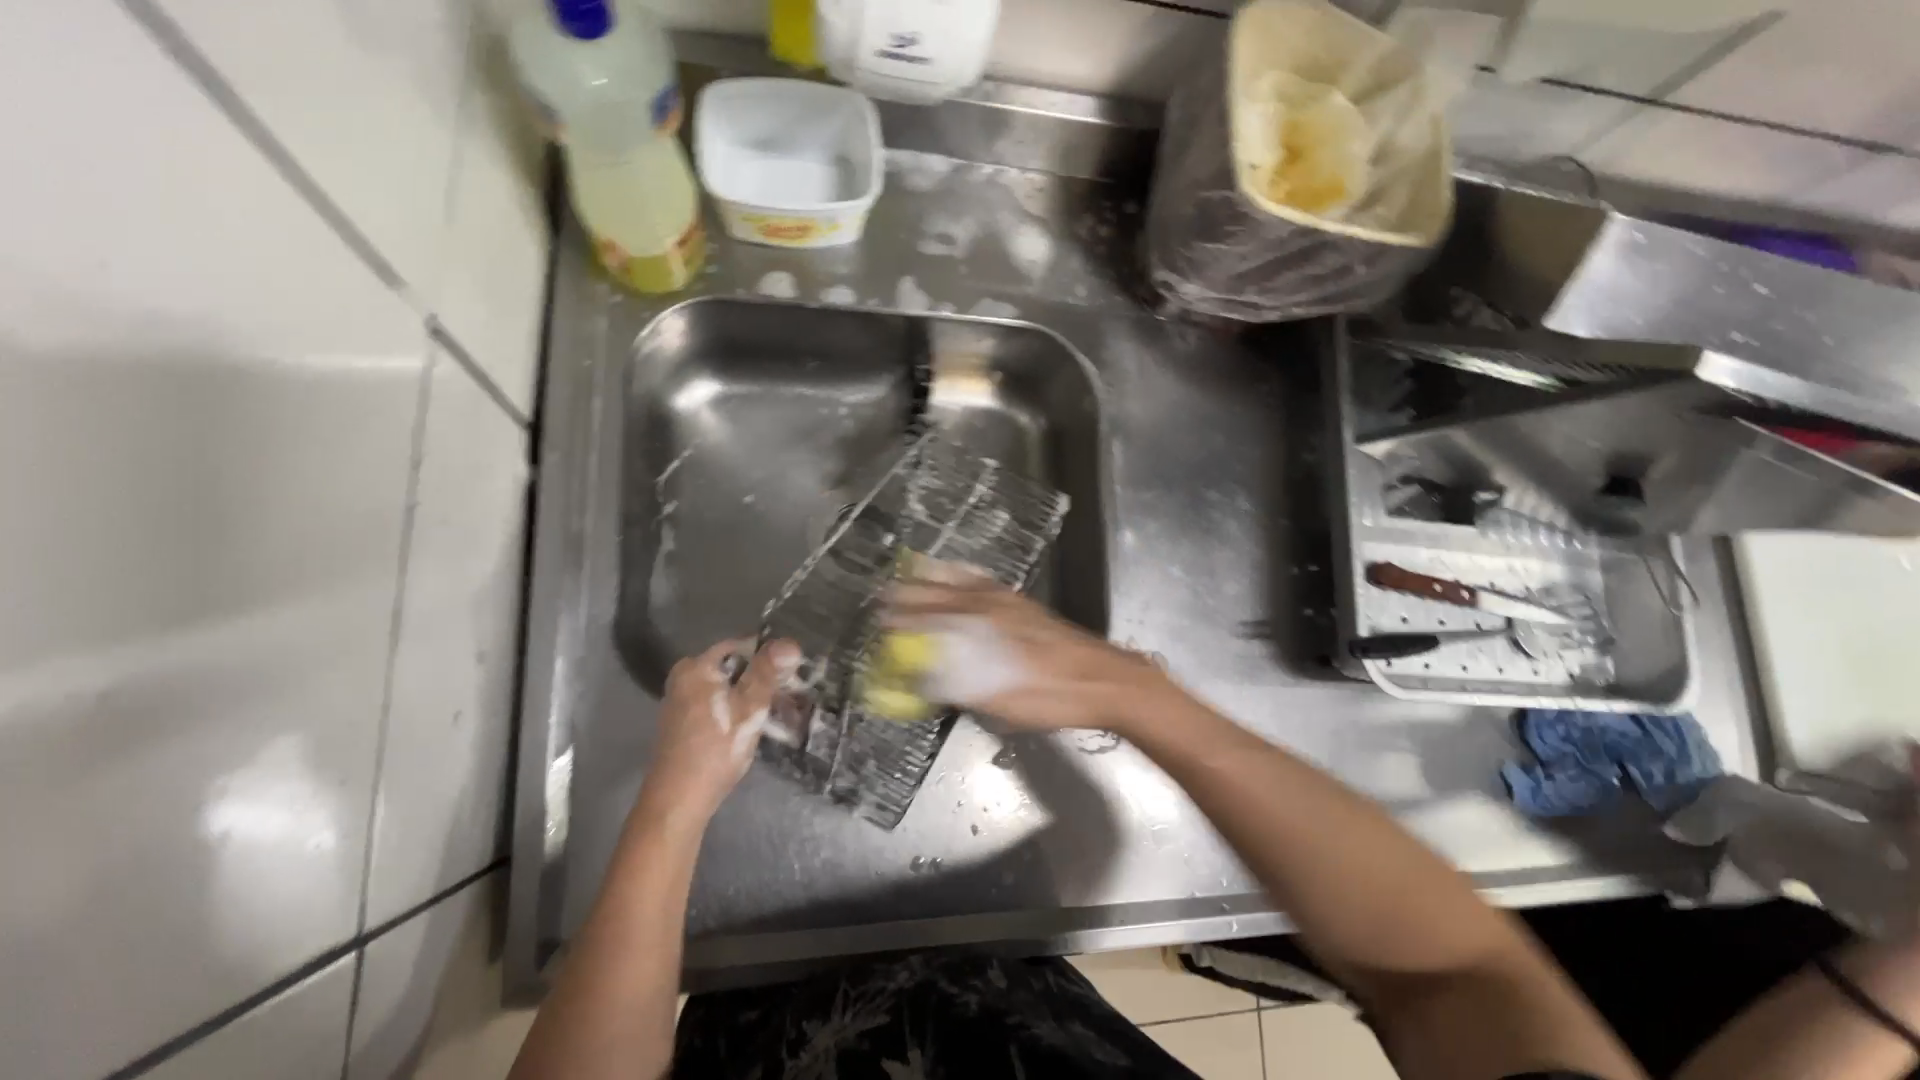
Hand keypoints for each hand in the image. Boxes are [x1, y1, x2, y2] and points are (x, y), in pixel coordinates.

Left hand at [640, 637, 800, 825]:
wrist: (678, 800)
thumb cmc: (715, 750)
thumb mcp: (749, 709)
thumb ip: (767, 673)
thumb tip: (790, 642)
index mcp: (696, 667)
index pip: (742, 645)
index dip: (771, 657)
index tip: (795, 674)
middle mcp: (684, 677)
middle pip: (735, 668)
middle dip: (765, 681)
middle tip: (794, 697)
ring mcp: (682, 700)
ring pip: (728, 689)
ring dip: (754, 699)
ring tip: (784, 714)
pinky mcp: (685, 722)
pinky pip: (719, 705)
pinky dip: (739, 711)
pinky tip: (758, 727)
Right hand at [885, 577, 1172, 733]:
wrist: (1105, 680)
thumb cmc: (1053, 695)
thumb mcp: (1002, 701)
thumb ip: (961, 687)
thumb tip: (925, 681)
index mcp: (982, 626)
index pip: (931, 618)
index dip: (903, 620)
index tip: (879, 620)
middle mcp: (992, 605)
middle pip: (941, 594)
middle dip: (910, 594)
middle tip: (883, 594)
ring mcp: (1009, 602)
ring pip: (961, 582)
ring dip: (933, 580)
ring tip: (910, 572)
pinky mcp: (1023, 605)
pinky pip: (982, 581)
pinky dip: (962, 576)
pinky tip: (958, 577)